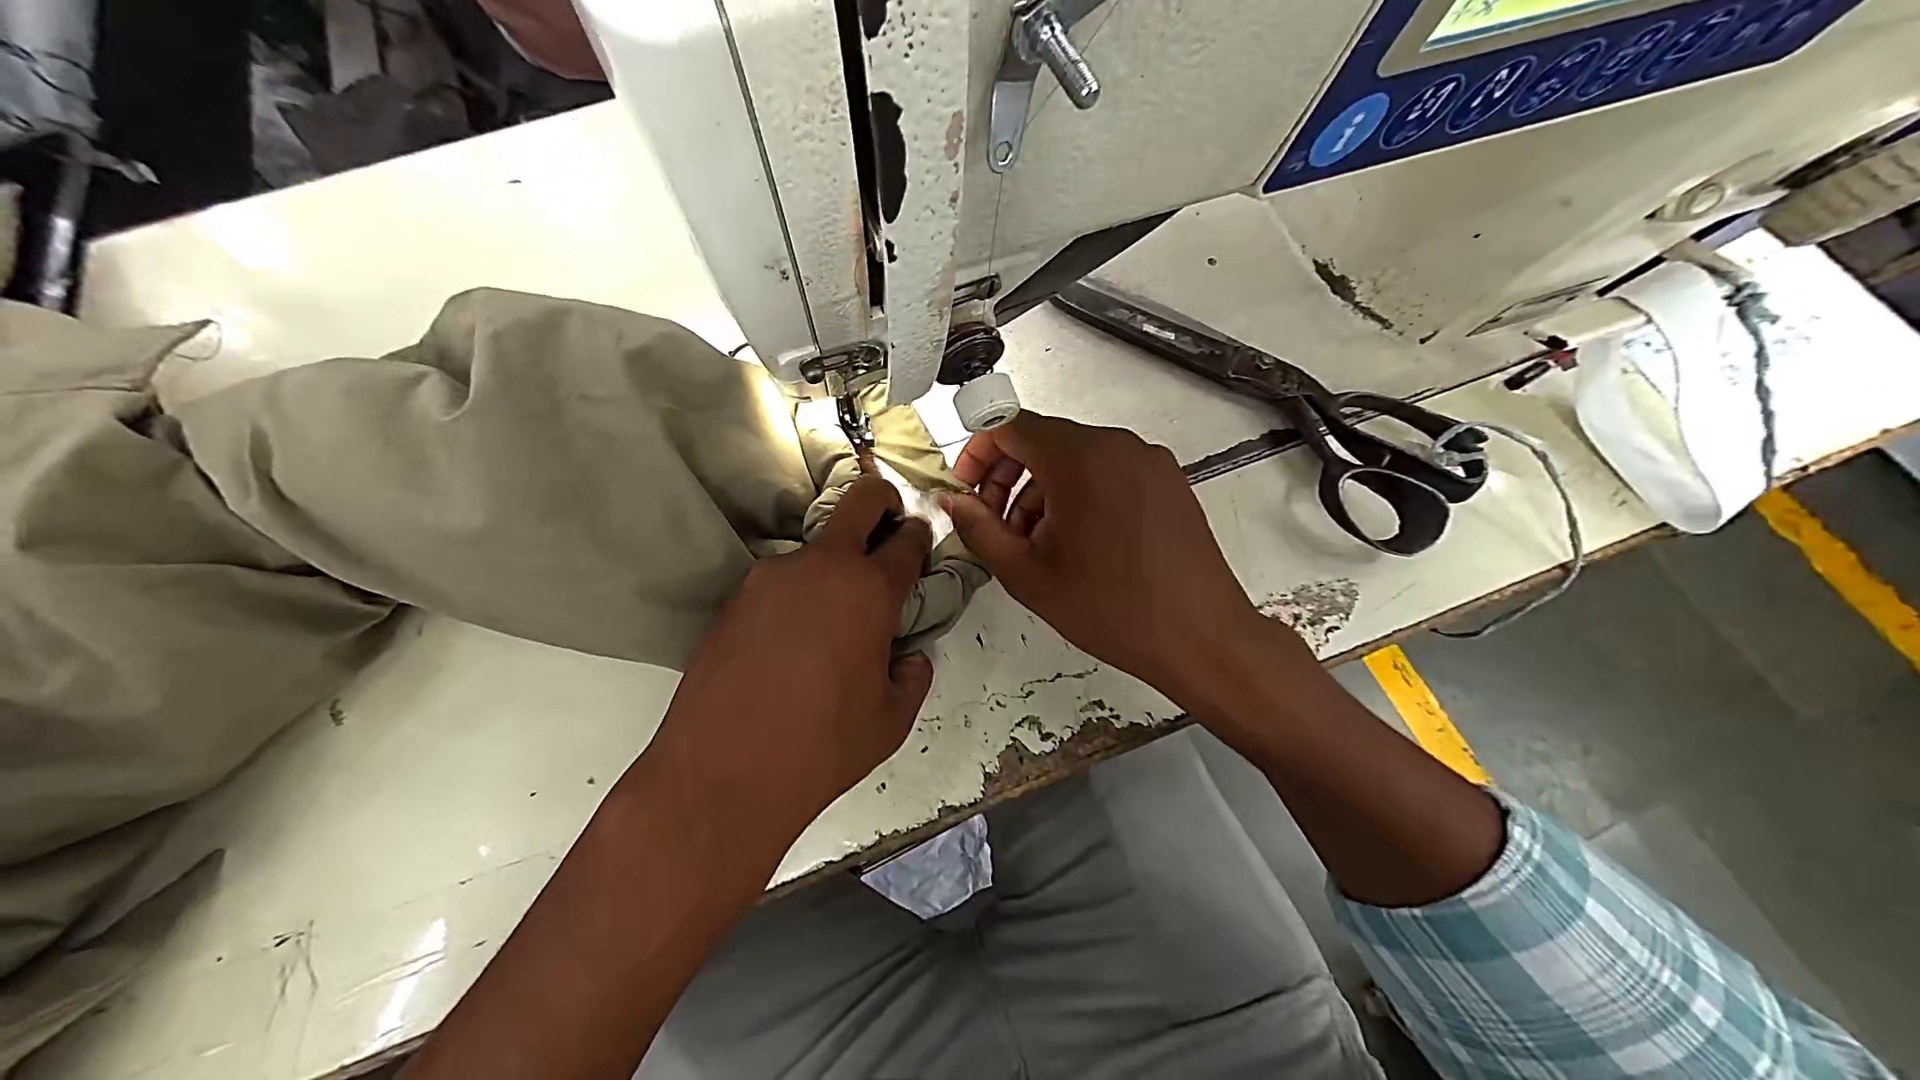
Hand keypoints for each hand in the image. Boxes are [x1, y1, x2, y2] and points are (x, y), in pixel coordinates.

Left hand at [649, 477, 935, 825]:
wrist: (725, 771)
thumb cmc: (817, 746)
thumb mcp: (890, 719)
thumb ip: (910, 676)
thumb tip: (907, 660)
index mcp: (870, 592)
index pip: (907, 541)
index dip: (920, 536)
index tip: (920, 538)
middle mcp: (821, 569)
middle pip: (860, 501)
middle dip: (882, 500)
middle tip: (890, 518)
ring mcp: (772, 577)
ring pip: (815, 549)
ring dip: (833, 564)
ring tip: (834, 615)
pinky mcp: (738, 598)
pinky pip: (780, 582)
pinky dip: (797, 595)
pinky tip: (794, 638)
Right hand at [943, 413, 1303, 708]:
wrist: (1200, 636)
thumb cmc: (1117, 609)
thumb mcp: (1027, 574)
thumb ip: (980, 529)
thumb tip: (956, 503)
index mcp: (1080, 460)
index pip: (1010, 425)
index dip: (977, 453)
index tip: (968, 486)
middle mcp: (1118, 447)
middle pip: (1043, 439)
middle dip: (1008, 477)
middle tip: (995, 521)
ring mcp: (1148, 462)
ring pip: (1075, 458)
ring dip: (1042, 490)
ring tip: (1036, 542)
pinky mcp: (1167, 481)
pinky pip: (1108, 471)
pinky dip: (1079, 493)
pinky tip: (1075, 541)